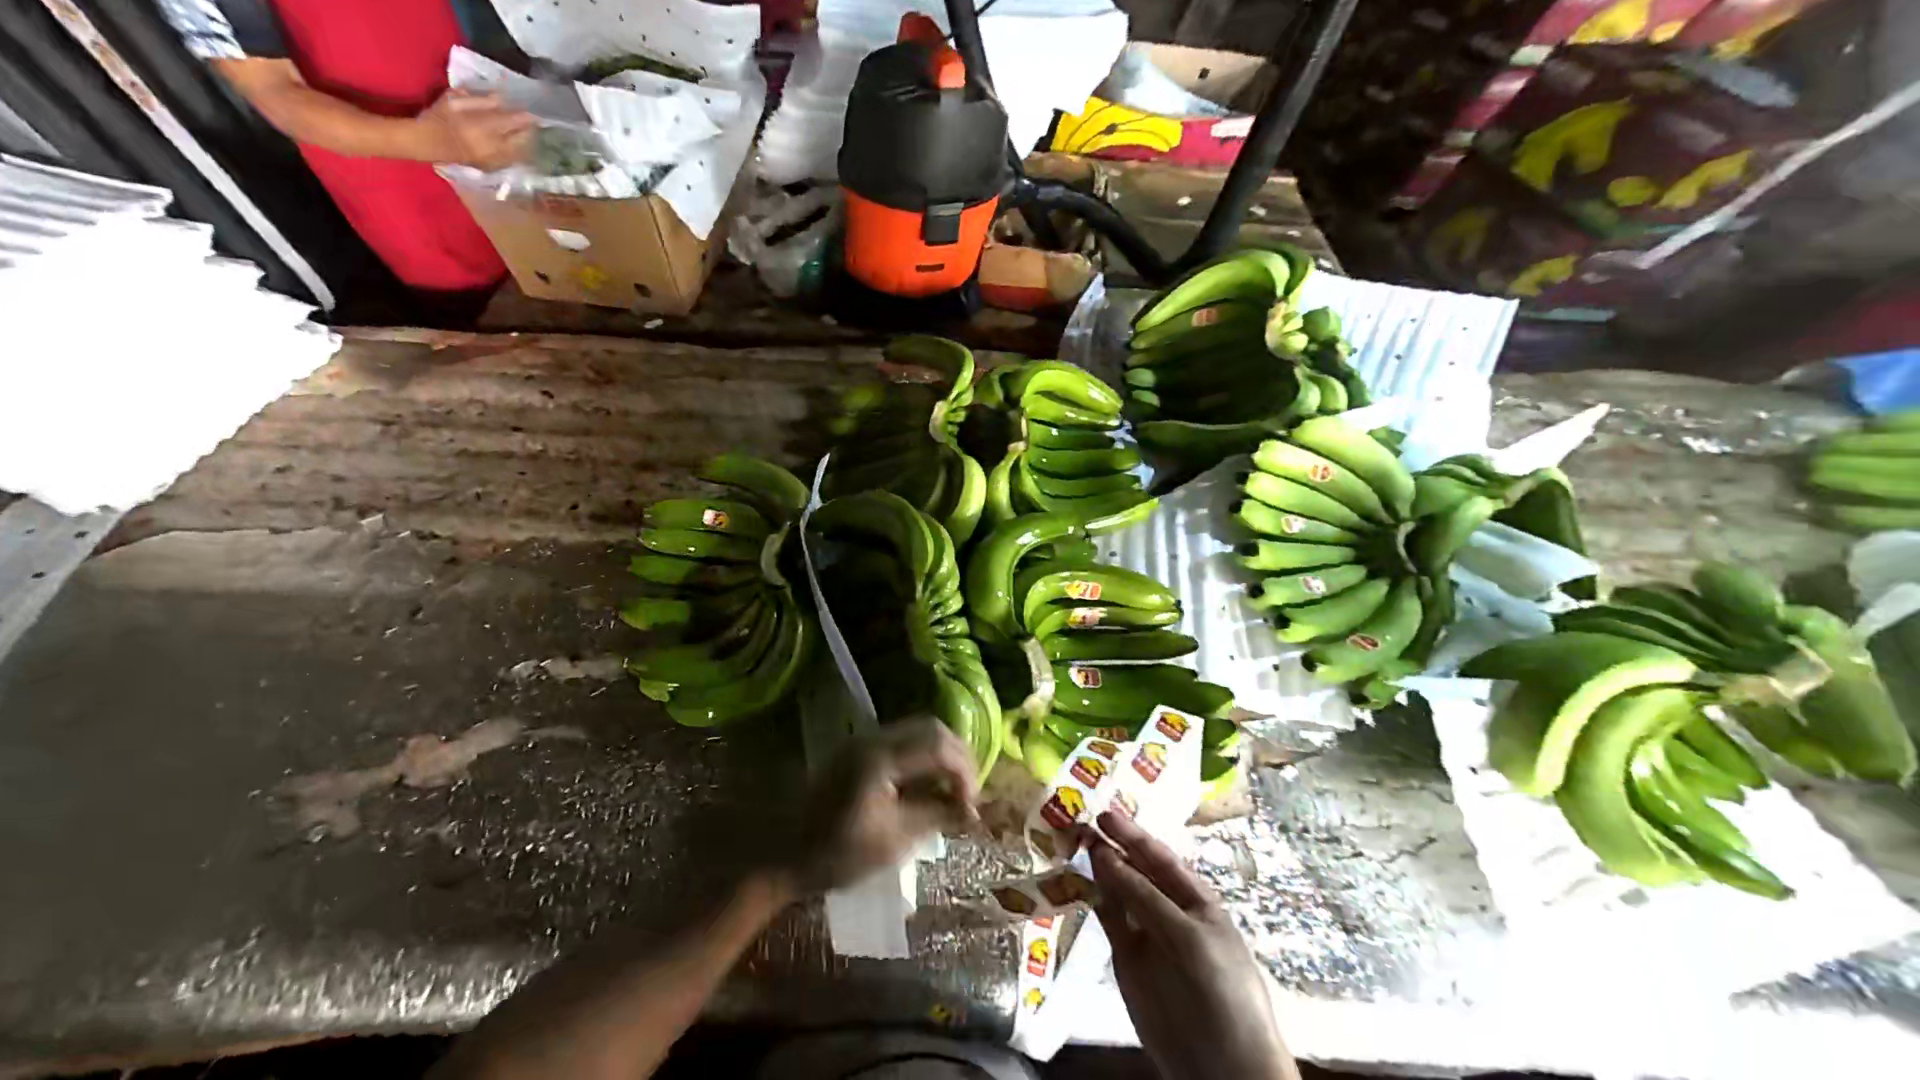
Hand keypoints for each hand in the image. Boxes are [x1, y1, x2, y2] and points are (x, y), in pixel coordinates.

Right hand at [418, 90, 533, 169]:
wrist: (429, 143)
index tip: (532, 112)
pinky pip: (513, 160)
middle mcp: (490, 144)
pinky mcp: (493, 167)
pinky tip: (519, 145)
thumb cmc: (439, 117)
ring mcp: (493, 158)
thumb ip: (479, 100)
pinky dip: (519, 152)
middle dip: (528, 130)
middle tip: (532, 123)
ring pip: (520, 150)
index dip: (523, 117)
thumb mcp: (453, 100)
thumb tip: (500, 97)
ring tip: (527, 133)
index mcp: (479, 125)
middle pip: (520, 138)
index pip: (509, 121)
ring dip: (526, 141)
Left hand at [781, 719, 979, 893]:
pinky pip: (902, 742)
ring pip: (917, 732)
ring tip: (951, 792)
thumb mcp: (894, 841)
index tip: (971, 805)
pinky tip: (927, 788)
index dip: (964, 771)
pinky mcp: (858, 751)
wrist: (783, 855)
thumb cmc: (837, 854)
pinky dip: (922, 759)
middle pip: (931, 728)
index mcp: (880, 757)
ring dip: (941, 756)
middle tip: (967, 794)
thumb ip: (937, 816)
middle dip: (957, 758)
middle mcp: (872, 738)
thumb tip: (973, 811)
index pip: (938, 745)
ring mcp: (862, 741)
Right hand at [1089, 811, 1297, 1079]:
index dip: (1132, 833)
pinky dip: (1092, 897)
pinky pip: (1108, 918)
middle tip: (1078, 822)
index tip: (1102, 813)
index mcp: (1194, 896)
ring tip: (1070, 843)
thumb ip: (1143, 896)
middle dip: (1110, 845)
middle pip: (1135, 868)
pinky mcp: (1127, 955)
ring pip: (1117, 890)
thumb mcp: (1187, 936)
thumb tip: (1102, 853)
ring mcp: (1145, 931)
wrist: (1221, 1065)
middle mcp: (1168, 906)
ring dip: (1097, 868)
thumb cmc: (1219, 989)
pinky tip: (1075, 880)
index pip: (1159, 856)